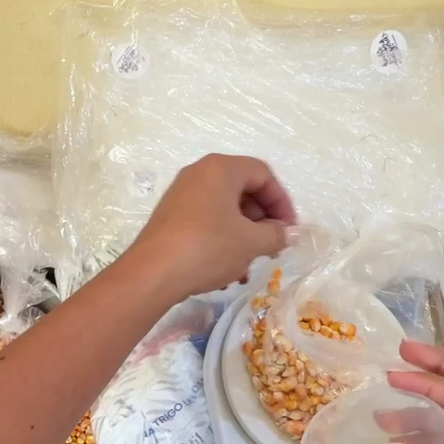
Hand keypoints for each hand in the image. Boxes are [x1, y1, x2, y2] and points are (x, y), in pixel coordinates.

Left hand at [118, 154, 295, 301]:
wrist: (152, 274)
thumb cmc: (207, 248)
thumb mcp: (250, 242)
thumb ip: (276, 235)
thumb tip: (291, 233)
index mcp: (220, 168)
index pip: (263, 174)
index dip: (282, 202)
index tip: (289, 230)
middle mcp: (198, 175)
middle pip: (242, 192)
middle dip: (261, 223)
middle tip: (271, 248)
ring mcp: (180, 197)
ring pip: (223, 213)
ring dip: (241, 239)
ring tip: (247, 268)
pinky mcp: (169, 220)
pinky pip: (204, 225)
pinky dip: (220, 243)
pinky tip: (224, 274)